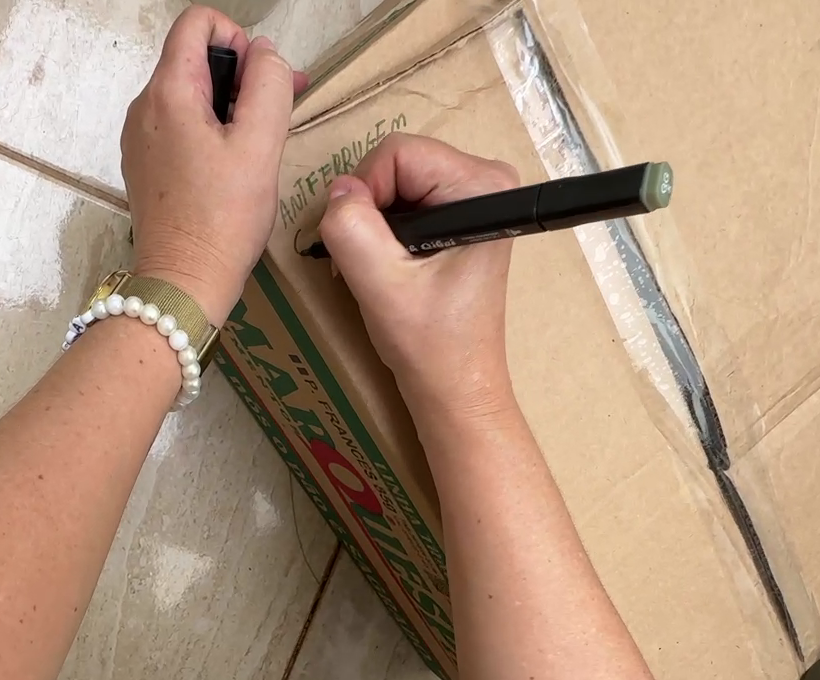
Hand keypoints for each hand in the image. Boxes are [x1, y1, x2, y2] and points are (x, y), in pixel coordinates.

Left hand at [122, 7, 303, 324]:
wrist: (183, 286)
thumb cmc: (222, 222)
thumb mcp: (260, 145)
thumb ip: (268, 84)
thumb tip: (263, 54)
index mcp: (167, 93)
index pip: (198, 21)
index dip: (238, 39)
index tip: (262, 84)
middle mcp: (143, 110)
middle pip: (193, 61)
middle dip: (238, 78)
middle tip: (275, 116)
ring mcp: (139, 142)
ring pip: (187, 99)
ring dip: (225, 111)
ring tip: (255, 151)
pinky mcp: (144, 171)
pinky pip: (178, 133)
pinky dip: (206, 138)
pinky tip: (229, 172)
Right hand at [319, 133, 521, 426]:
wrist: (454, 385)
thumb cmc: (430, 344)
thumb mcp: (382, 287)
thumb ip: (353, 231)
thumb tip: (335, 192)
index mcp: (481, 187)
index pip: (397, 152)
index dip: (362, 192)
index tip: (355, 246)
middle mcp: (484, 182)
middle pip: (396, 164)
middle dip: (366, 210)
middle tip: (358, 263)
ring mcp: (471, 202)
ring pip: (394, 185)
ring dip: (369, 227)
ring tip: (370, 272)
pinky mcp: (456, 222)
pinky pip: (403, 206)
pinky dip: (380, 236)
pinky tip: (381, 271)